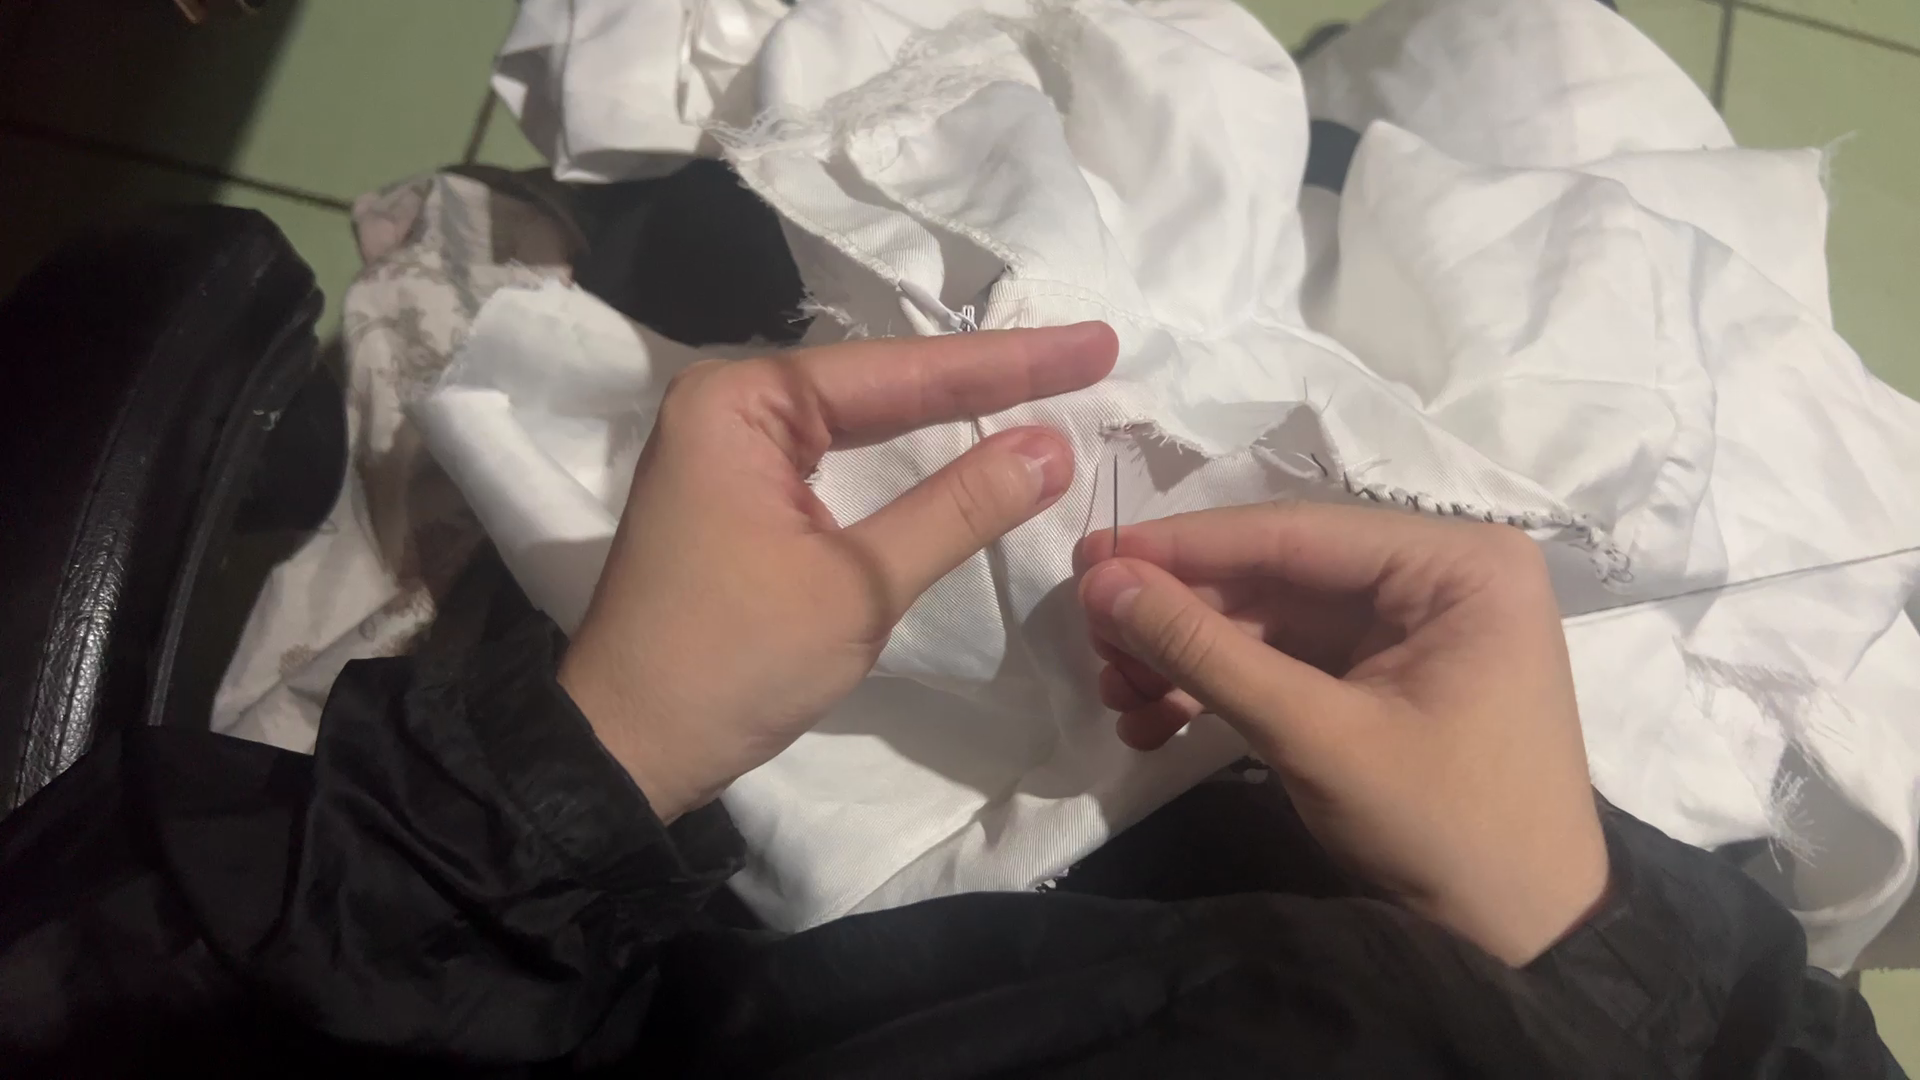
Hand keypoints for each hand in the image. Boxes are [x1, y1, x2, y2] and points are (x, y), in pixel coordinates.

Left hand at [560, 323, 1116, 821]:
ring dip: (954, 409)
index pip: (901, 373)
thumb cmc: (733, 663)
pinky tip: (960, 435)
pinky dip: (909, 455)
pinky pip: (844, 457)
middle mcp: (736, 404)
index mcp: (744, 402)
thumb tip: (1051, 448)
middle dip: (988, 378)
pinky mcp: (748, 492)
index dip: (1009, 364)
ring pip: (867, 418)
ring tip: (1042, 381)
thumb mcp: (858, 585)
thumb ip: (958, 510)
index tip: (1094, 346)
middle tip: (1084, 356)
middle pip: (885, 384)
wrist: (628, 748)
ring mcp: (738, 448)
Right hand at [1075, 502, 1608, 965]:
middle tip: (1094, 640)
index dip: (1180, 546)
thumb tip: (1100, 583)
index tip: (1092, 556)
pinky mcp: (1360, 669)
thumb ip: (1202, 650)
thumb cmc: (1445, 830)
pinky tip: (1151, 723)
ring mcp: (1390, 625)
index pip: (1287, 533)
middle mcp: (1422, 576)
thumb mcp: (1314, 734)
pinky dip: (1207, 685)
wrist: (1516, 951)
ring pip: (1253, 617)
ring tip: (1116, 694)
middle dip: (1174, 614)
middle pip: (1263, 574)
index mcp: (1452, 563)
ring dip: (1179, 654)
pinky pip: (1267, 657)